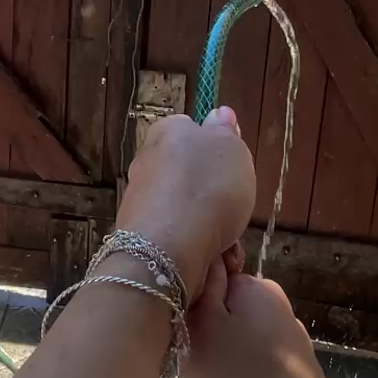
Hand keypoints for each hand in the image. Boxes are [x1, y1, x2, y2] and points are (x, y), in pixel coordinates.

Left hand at [115, 108, 254, 303]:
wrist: (167, 249)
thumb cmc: (207, 188)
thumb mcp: (231, 148)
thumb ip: (226, 131)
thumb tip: (219, 114)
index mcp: (166, 132)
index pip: (191, 130)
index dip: (216, 149)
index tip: (232, 168)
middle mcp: (148, 161)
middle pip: (193, 177)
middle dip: (218, 199)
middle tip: (234, 210)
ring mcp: (143, 200)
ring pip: (192, 213)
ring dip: (215, 232)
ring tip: (228, 248)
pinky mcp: (143, 236)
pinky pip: (183, 241)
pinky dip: (202, 253)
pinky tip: (214, 263)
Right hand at [183, 262, 356, 377]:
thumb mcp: (202, 330)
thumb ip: (204, 285)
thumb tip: (208, 255)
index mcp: (259, 289)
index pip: (213, 272)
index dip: (192, 296)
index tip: (180, 324)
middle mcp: (282, 311)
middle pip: (229, 308)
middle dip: (210, 328)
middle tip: (193, 359)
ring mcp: (294, 348)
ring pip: (243, 340)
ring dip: (226, 357)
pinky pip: (259, 369)